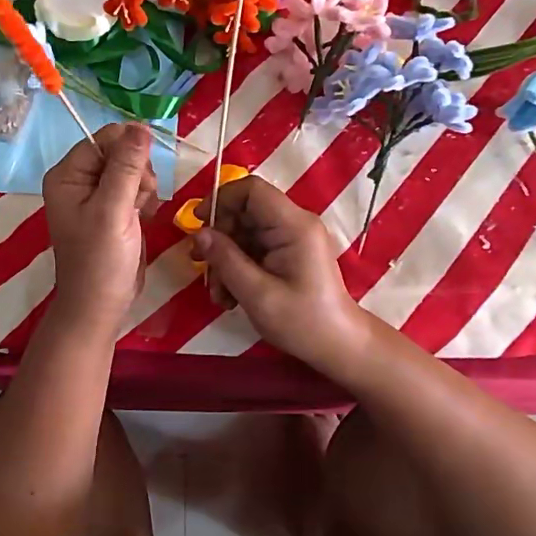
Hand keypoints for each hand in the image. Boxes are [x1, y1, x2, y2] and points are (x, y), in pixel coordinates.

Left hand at [43, 123, 157, 329]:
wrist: (101, 305)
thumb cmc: (100, 260)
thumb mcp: (112, 210)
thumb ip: (126, 167)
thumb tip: (141, 127)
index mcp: (67, 175)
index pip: (103, 139)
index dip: (128, 150)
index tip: (143, 175)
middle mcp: (79, 181)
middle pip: (120, 151)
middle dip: (138, 171)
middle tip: (139, 200)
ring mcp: (96, 196)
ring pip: (132, 169)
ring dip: (144, 186)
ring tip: (140, 212)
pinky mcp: (114, 210)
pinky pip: (135, 188)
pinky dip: (145, 199)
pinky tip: (144, 217)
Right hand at [190, 176, 370, 370]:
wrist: (336, 345)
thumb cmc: (301, 321)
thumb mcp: (257, 293)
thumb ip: (226, 259)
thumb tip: (200, 234)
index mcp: (294, 226)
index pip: (252, 190)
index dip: (221, 199)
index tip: (198, 224)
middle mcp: (294, 224)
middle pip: (245, 212)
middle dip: (220, 239)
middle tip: (201, 267)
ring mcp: (292, 239)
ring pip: (245, 233)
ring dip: (225, 260)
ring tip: (220, 295)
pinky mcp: (288, 254)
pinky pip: (254, 249)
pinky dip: (238, 269)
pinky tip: (231, 297)